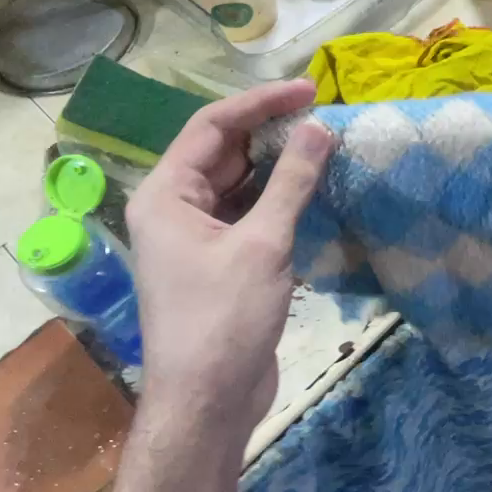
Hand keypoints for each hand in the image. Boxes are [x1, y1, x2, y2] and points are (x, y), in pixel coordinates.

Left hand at [124, 79, 332, 437]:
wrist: (209, 401)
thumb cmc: (224, 318)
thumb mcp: (263, 244)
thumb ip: (292, 182)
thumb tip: (319, 128)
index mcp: (166, 195)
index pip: (212, 126)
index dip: (261, 103)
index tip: (310, 90)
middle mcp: (175, 208)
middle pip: (225, 151)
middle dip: (271, 131)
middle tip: (323, 117)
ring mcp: (198, 236)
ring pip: (241, 183)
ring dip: (280, 165)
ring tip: (325, 146)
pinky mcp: (223, 261)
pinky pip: (251, 213)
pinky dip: (281, 198)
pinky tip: (315, 190)